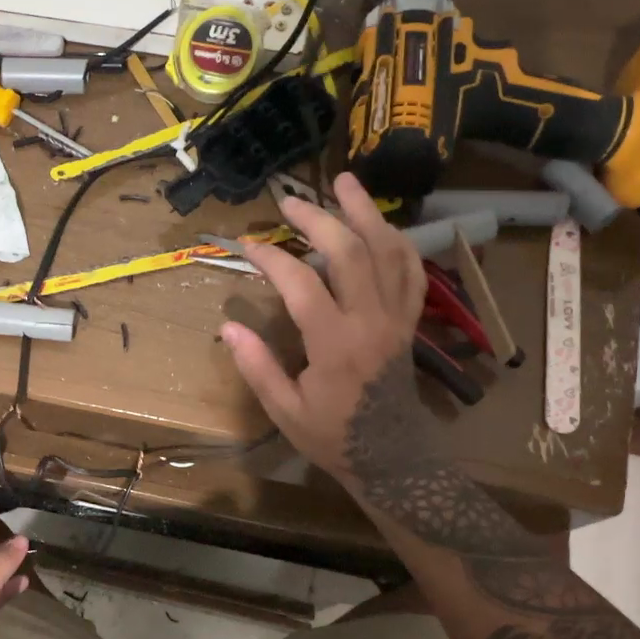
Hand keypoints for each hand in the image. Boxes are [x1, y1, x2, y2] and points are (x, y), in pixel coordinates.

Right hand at [221, 173, 427, 482]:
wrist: (388, 456)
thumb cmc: (330, 436)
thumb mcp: (285, 411)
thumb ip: (258, 368)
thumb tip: (227, 329)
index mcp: (334, 344)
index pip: (302, 284)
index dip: (272, 258)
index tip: (248, 245)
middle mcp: (370, 321)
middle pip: (350, 252)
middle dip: (319, 219)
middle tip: (291, 201)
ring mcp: (395, 318)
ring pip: (388, 251)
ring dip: (366, 213)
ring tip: (345, 183)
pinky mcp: (408, 322)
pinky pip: (411, 272)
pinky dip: (399, 243)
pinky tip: (382, 226)